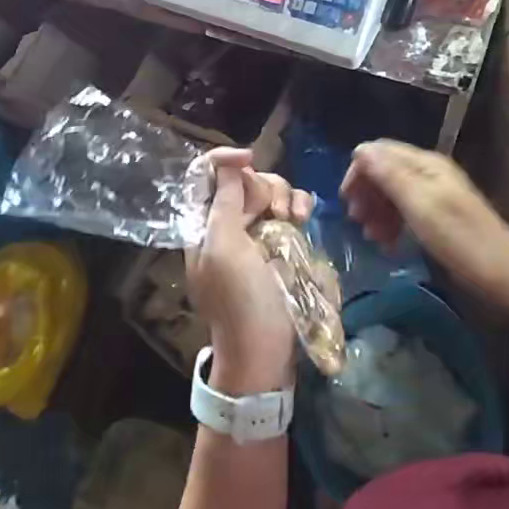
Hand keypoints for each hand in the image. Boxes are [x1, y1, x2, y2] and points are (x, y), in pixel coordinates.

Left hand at [185, 149, 314, 393]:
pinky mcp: (283, 245)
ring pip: (272, 194)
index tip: (250, 159)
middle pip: (246, 181)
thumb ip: (222, 204)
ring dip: (286, 196)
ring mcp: (258, 235)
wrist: (265, 350)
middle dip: (265, 185)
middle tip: (276, 211)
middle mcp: (229, 226)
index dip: (225, 160)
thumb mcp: (224, 250)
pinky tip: (304, 218)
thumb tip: (229, 165)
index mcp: (204, 225)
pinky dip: (299, 208)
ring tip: (296, 218)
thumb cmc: (241, 300)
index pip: (207, 176)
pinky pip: (291, 212)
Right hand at [340, 140, 508, 305]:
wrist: (504, 275)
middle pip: (385, 171)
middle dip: (366, 193)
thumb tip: (360, 150)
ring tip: (370, 237)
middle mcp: (430, 174)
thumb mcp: (420, 205)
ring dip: (377, 211)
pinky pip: (406, 212)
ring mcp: (436, 196)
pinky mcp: (439, 218)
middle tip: (356, 222)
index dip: (358, 172)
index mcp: (426, 164)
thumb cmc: (460, 239)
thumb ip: (390, 175)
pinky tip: (388, 244)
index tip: (346, 201)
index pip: (380, 152)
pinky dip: (392, 224)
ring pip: (393, 193)